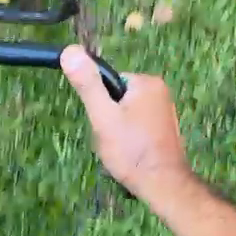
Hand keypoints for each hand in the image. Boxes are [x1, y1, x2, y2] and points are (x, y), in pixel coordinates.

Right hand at [59, 45, 192, 201]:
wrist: (162, 185)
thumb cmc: (131, 150)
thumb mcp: (103, 116)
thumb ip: (87, 84)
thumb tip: (69, 50)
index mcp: (147, 82)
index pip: (110, 84)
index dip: (101, 106)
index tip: (105, 124)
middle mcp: (160, 91)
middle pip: (118, 100)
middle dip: (109, 121)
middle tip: (112, 140)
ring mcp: (165, 111)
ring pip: (126, 116)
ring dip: (118, 133)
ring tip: (122, 150)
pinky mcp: (166, 130)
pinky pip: (138, 128)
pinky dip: (130, 141)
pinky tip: (131, 155)